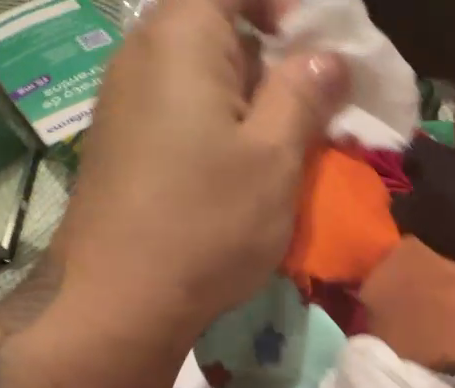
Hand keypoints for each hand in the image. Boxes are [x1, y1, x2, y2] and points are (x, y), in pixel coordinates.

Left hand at [57, 0, 348, 347]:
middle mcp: (145, 47)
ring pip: (206, 66)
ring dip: (255, 92)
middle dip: (277, 53)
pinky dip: (227, 118)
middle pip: (219, 20)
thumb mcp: (274, 159)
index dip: (284, 6)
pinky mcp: (129, 132)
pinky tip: (249, 166)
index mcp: (182, 36)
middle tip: (321, 105)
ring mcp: (130, 91)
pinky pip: (186, 100)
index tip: (324, 51)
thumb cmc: (209, 221)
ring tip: (292, 142)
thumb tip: (330, 57)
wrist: (124, 292)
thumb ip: (303, 97)